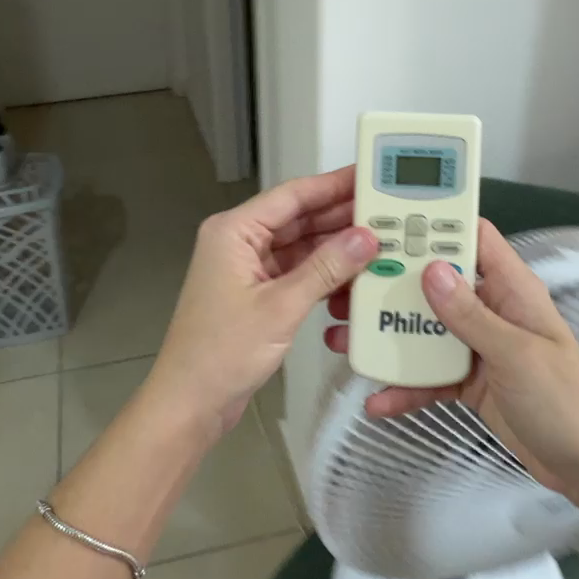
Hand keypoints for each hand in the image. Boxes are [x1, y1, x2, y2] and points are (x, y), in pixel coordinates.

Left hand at [145, 166, 378, 440]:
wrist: (191, 403)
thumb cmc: (223, 351)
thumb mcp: (281, 306)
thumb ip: (326, 268)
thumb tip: (367, 237)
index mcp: (234, 231)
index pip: (292, 195)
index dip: (333, 184)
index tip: (369, 175)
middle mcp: (240, 241)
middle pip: (298, 218)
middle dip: (340, 216)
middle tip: (387, 208)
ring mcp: (248, 268)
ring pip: (301, 246)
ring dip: (336, 246)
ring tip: (381, 239)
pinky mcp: (257, 293)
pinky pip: (297, 272)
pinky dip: (323, 273)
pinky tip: (356, 275)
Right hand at [324, 219, 578, 501]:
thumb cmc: (562, 399)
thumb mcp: (516, 354)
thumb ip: (471, 315)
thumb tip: (430, 269)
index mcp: (510, 289)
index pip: (474, 238)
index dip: (437, 222)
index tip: (388, 219)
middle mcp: (489, 308)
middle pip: (435, 283)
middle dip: (392, 283)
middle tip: (347, 284)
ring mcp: (476, 344)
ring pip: (424, 328)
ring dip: (387, 334)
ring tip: (343, 338)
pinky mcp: (466, 379)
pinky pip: (428, 374)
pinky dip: (404, 386)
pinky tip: (377, 399)